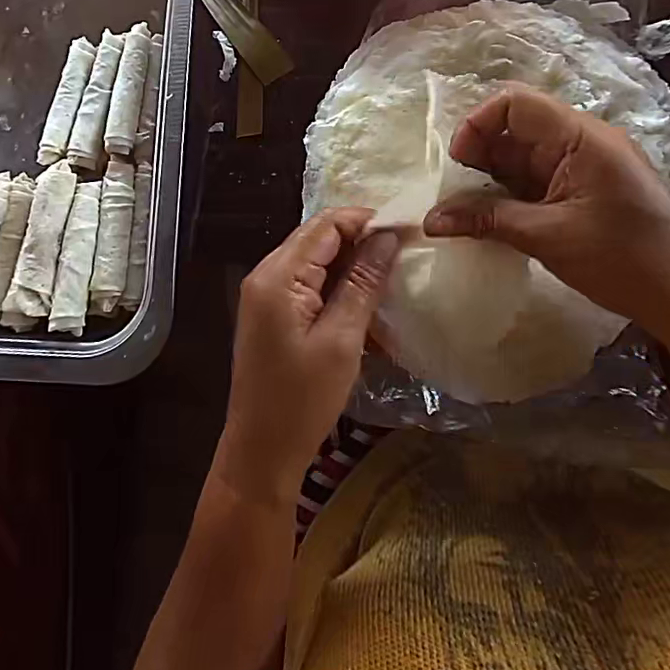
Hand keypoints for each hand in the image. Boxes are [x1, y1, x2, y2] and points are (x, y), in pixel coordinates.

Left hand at [217, 209, 401, 506]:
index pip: (324, 225)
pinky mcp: (271, 314)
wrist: (261, 448)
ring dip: (351, 266)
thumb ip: (362, 283)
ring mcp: (265, 295)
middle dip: (360, 241)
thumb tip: (386, 237)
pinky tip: (366, 302)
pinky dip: (336, 288)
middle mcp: (265, 276)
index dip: (365, 221)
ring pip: (314, 262)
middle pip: (316, 239)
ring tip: (394, 277)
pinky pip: (307, 285)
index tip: (408, 230)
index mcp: (276, 276)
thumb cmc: (302, 399)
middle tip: (406, 254)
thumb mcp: (341, 340)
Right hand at [422, 82, 669, 333]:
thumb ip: (485, 220)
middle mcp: (579, 143)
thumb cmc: (625, 259)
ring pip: (516, 158)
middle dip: (476, 157)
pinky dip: (503, 197)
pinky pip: (529, 181)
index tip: (458, 165)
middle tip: (455, 194)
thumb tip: (429, 221)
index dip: (476, 124)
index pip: (514, 104)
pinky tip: (488, 221)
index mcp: (580, 138)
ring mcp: (579, 168)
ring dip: (486, 181)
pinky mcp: (577, 192)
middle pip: (511, 129)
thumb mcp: (547, 236)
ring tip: (465, 213)